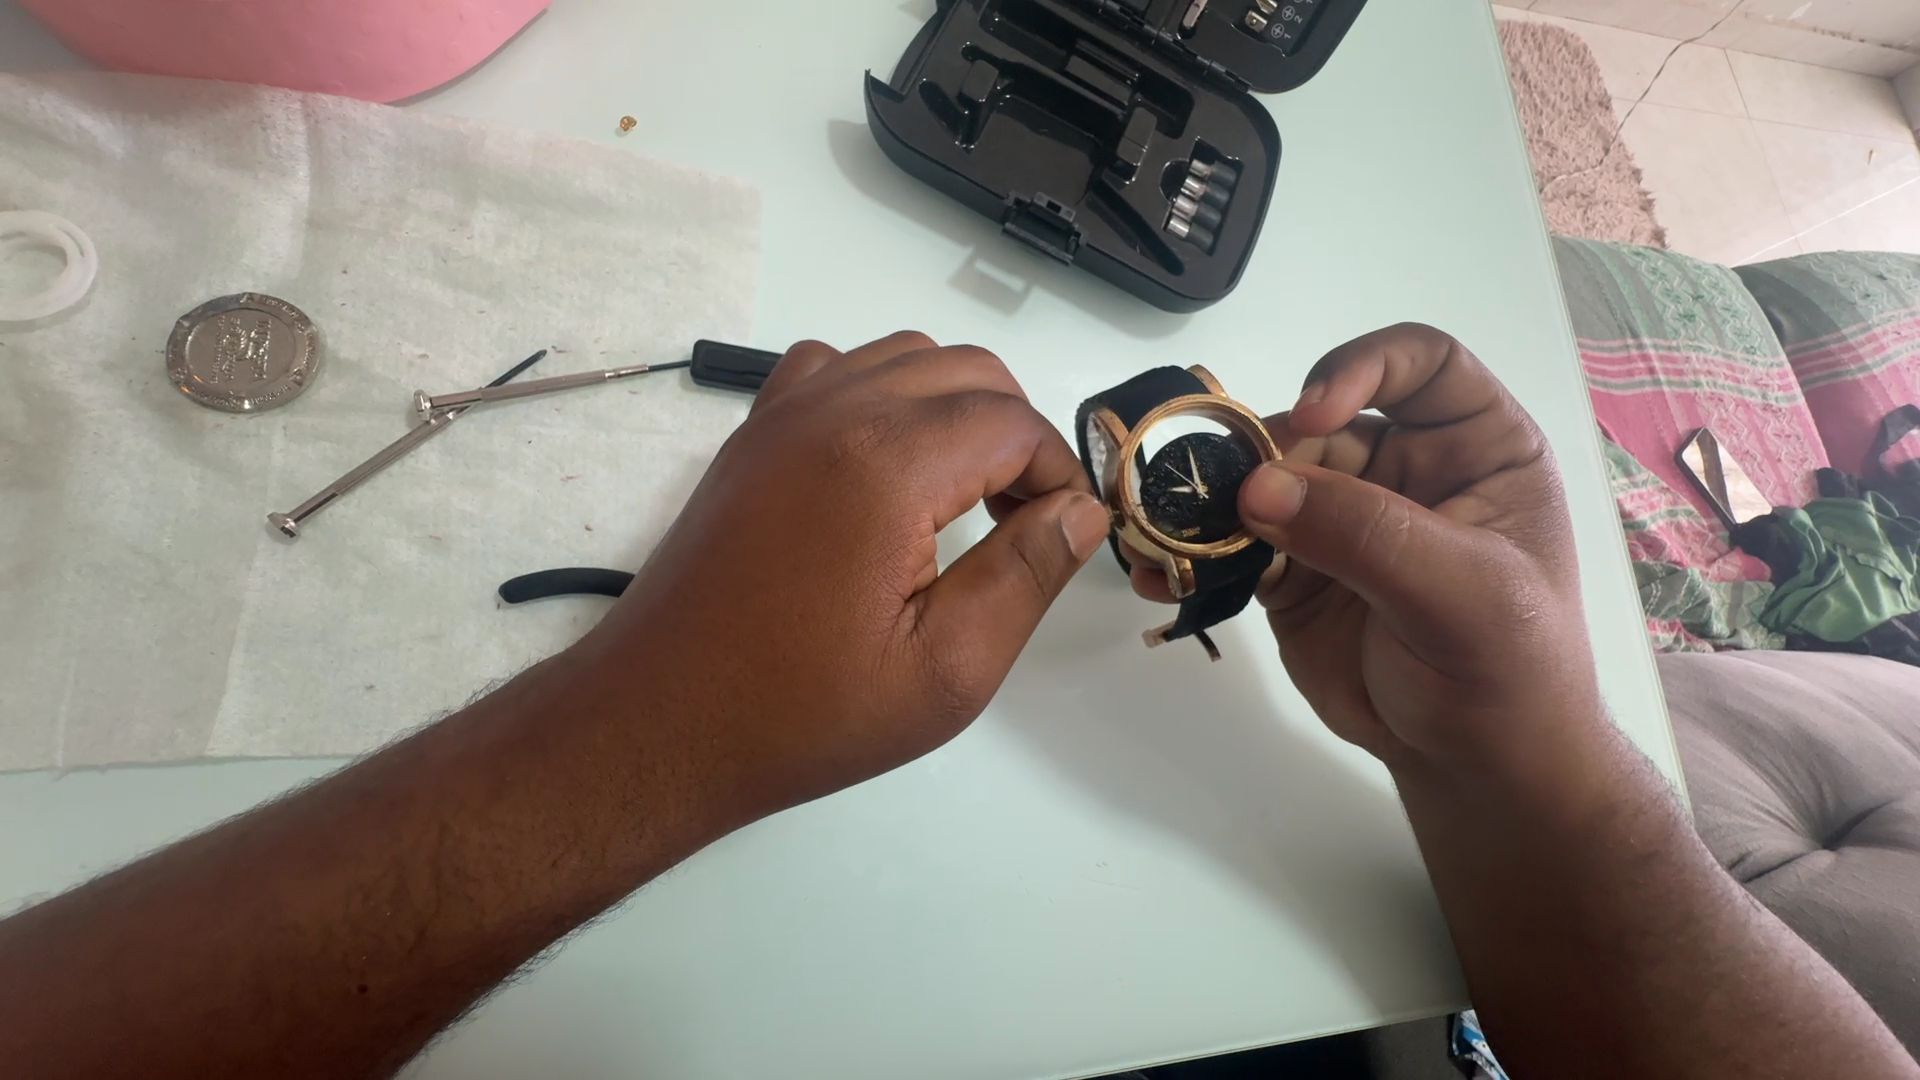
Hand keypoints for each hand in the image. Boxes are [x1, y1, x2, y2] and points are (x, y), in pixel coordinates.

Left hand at [576, 332, 1111, 829]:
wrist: (659, 723)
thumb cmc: (804, 712)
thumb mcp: (947, 670)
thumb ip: (1027, 575)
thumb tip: (1081, 511)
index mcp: (886, 464)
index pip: (1014, 423)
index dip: (1058, 474)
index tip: (1061, 533)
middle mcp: (833, 410)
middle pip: (970, 372)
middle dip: (1019, 435)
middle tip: (1024, 519)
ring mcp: (782, 413)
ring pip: (908, 356)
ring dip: (959, 408)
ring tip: (965, 491)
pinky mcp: (753, 433)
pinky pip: (837, 367)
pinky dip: (885, 393)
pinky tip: (886, 460)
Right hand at [1129, 324, 1606, 775]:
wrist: (1466, 761)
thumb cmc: (1503, 671)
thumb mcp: (1462, 595)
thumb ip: (1365, 534)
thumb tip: (1255, 489)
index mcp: (1468, 449)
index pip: (1416, 364)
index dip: (1359, 369)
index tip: (1311, 419)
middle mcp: (1394, 471)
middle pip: (1310, 427)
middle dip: (1258, 456)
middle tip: (1215, 501)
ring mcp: (1333, 520)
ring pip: (1257, 481)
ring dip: (1207, 503)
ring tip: (1160, 533)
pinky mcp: (1287, 567)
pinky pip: (1230, 544)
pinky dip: (1190, 554)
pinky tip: (1156, 573)